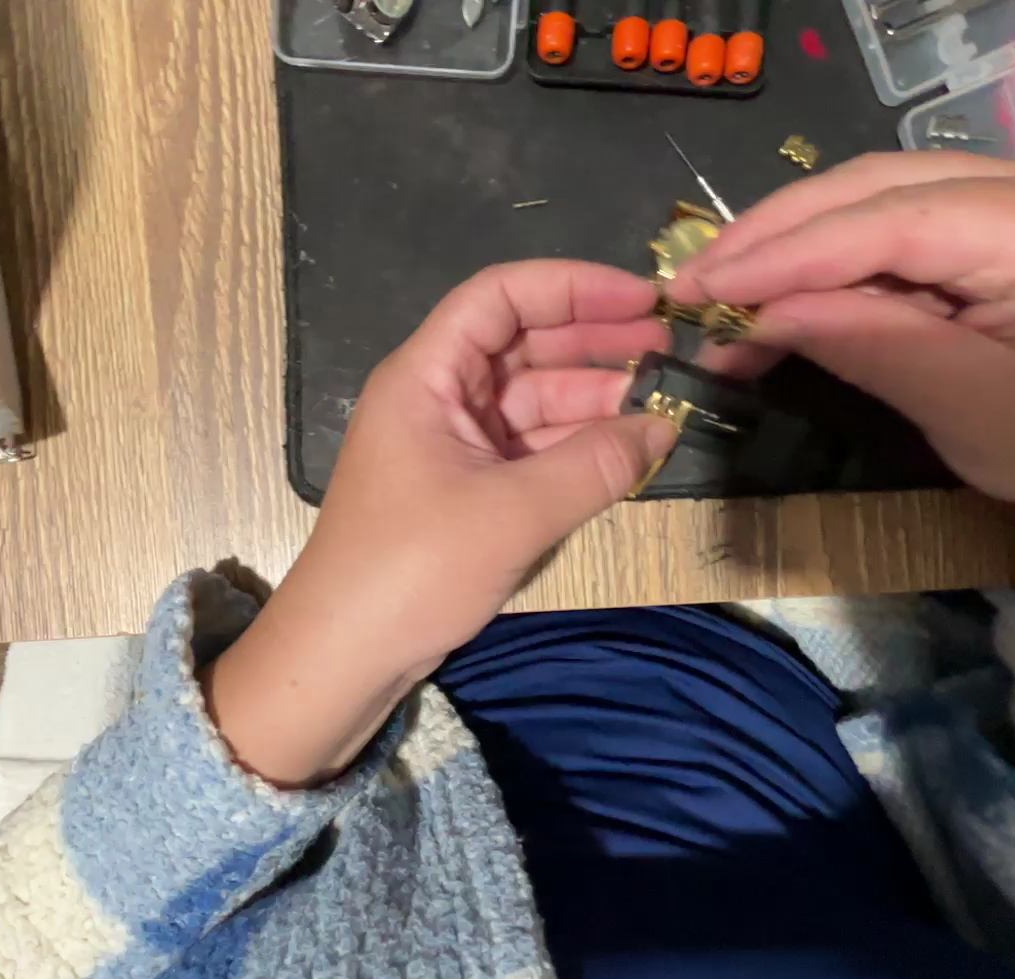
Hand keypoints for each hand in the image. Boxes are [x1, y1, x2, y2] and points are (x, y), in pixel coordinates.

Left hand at [205, 260, 675, 785]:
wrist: (345, 655)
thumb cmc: (412, 570)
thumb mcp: (510, 514)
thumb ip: (592, 465)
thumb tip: (664, 427)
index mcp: (426, 376)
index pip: (501, 297)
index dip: (574, 286)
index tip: (643, 300)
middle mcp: (438, 399)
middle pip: (522, 346)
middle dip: (594, 344)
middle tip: (670, 351)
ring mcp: (452, 447)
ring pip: (531, 404)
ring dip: (591, 403)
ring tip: (661, 405)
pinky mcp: (465, 492)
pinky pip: (528, 453)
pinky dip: (573, 451)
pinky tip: (625, 454)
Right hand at [665, 152, 1014, 622]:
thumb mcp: (968, 405)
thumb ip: (868, 343)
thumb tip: (762, 314)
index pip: (896, 218)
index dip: (790, 251)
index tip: (704, 287)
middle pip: (880, 186)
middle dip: (777, 233)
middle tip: (696, 281)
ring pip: (876, 201)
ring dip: (790, 246)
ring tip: (721, 292)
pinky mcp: (992, 241)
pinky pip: (892, 237)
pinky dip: (824, 268)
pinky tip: (778, 301)